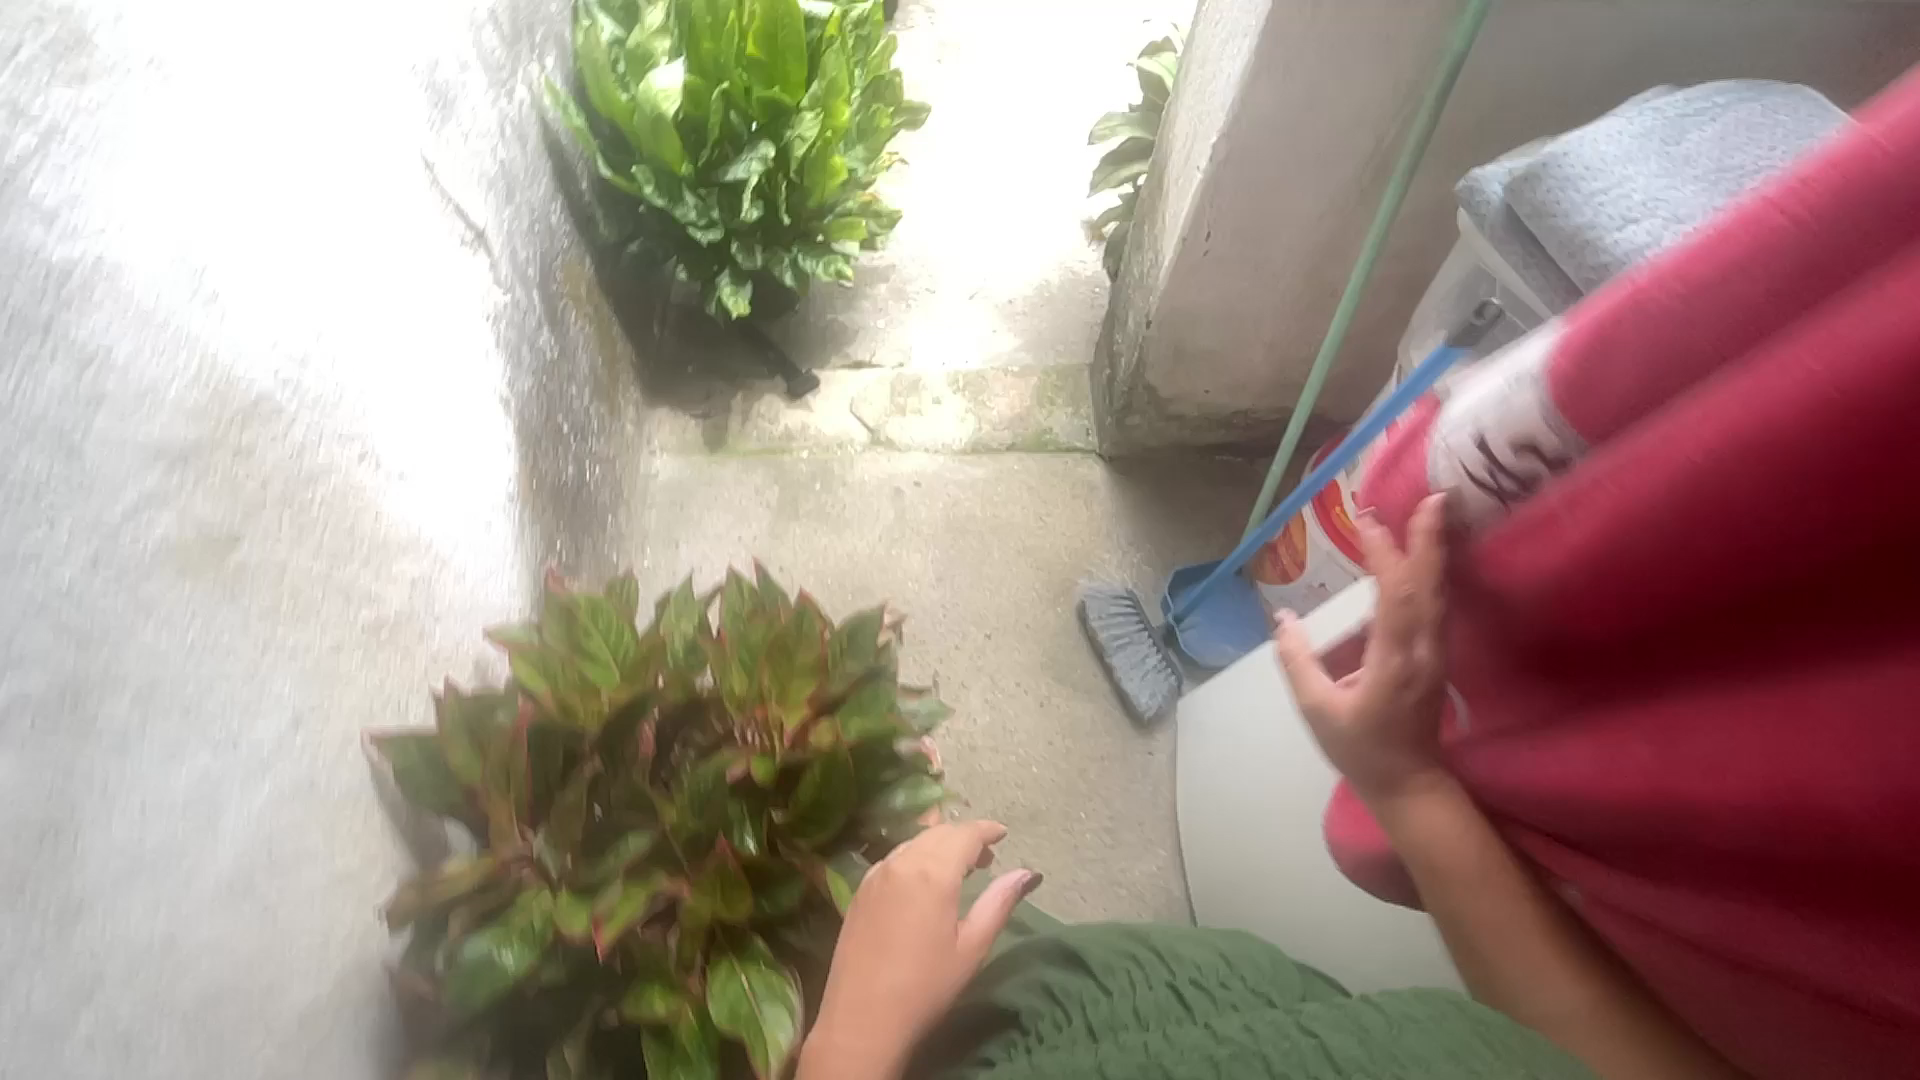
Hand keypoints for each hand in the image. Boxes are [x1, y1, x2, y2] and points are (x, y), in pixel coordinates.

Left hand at [798, 821, 1041, 1079]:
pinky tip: (923, 880)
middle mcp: (903, 862)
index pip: (964, 834)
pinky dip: (916, 855)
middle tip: (986, 857)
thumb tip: (1027, 872)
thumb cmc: (925, 987)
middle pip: (939, 832)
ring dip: (939, 844)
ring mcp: (877, 873)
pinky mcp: (861, 888)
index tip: (1003, 833)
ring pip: (915, 841)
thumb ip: (999, 902)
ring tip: (958, 867)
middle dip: (965, 836)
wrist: (861, 1019)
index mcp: (933, 873)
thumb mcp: (972, 947)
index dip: (986, 829)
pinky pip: (895, 857)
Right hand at [1273, 493, 1452, 807]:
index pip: (1395, 597)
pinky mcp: (1434, 655)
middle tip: (1433, 496)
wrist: (1409, 783)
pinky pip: (1435, 605)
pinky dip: (1430, 573)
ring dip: (1434, 551)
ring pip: (1439, 592)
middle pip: (1429, 586)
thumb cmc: (1359, 749)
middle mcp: (1423, 651)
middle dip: (1429, 540)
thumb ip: (1297, 661)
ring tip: (1430, 514)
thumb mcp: (1317, 709)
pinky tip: (1424, 557)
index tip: (1369, 520)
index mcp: (1394, 662)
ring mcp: (1435, 653)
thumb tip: (1282, 618)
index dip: (1387, 555)